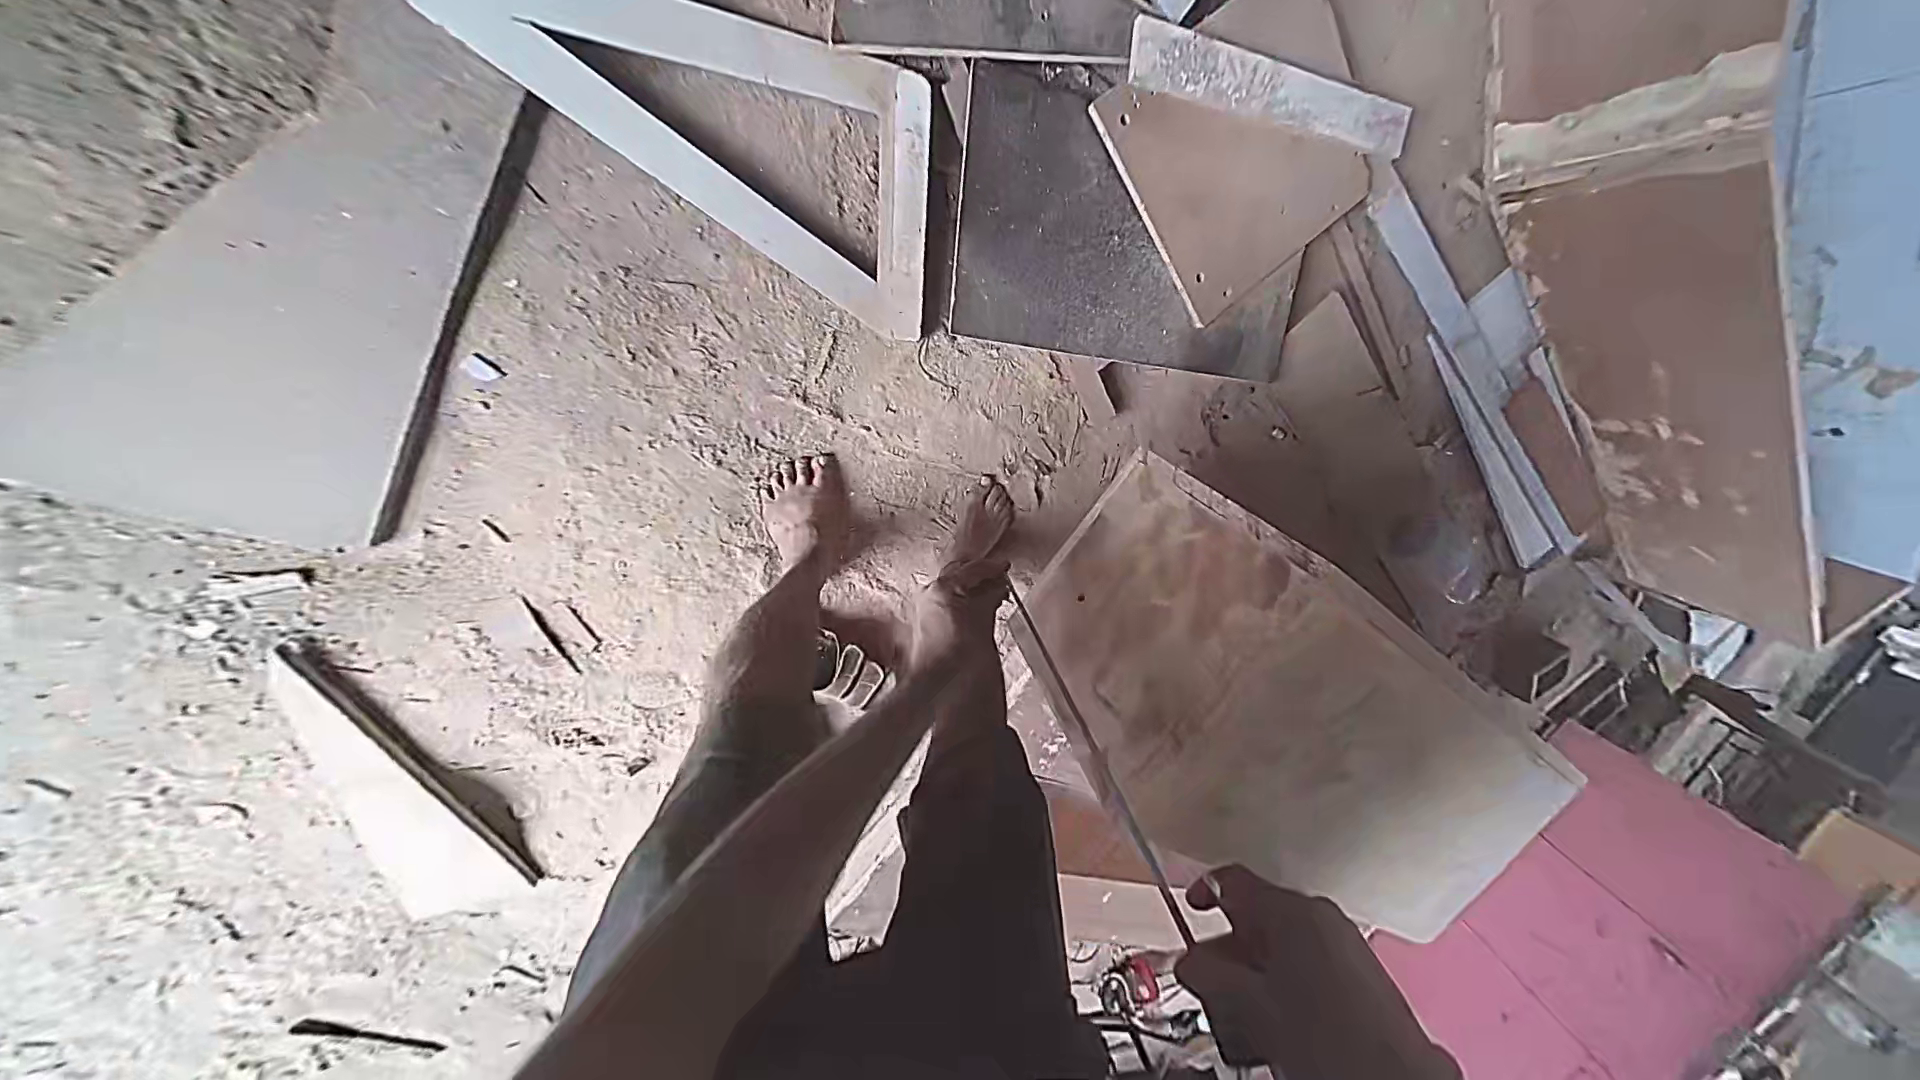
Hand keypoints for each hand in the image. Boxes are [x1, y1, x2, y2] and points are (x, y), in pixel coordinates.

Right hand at [1174, 866, 1460, 1079]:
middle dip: (1228, 949)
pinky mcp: (1364, 978)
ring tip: (1242, 1015)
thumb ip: (1207, 973)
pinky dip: (1284, 985)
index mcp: (1291, 910)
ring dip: (1254, 973)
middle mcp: (1321, 917)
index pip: (1234, 879)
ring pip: (1282, 945)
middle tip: (1210, 981)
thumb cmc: (1324, 1036)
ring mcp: (1347, 946)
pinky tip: (1278, 1025)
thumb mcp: (1249, 1004)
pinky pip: (1309, 965)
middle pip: (1257, 916)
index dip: (1204, 890)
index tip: (1190, 909)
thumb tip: (1188, 961)